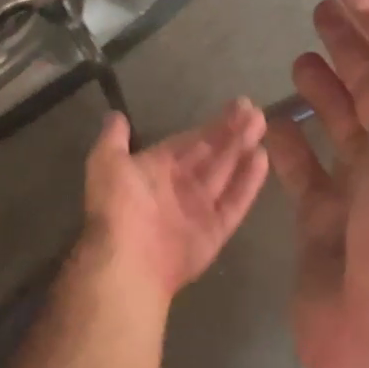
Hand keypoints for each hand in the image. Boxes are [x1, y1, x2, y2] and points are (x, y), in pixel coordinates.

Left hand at [82, 99, 269, 301]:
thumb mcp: (106, 163)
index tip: (237, 105)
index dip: (212, 124)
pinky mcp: (215, 232)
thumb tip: (115, 114)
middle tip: (256, 112)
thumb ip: (113, 138)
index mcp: (157, 169)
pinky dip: (248, 182)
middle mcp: (180, 186)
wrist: (127, 261)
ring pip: (226, 173)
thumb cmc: (117, 207)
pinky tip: (262, 158)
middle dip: (233, 132)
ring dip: (243, 150)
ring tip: (262, 126)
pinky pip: (234, 202)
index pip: (190, 141)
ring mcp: (199, 209)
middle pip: (212, 154)